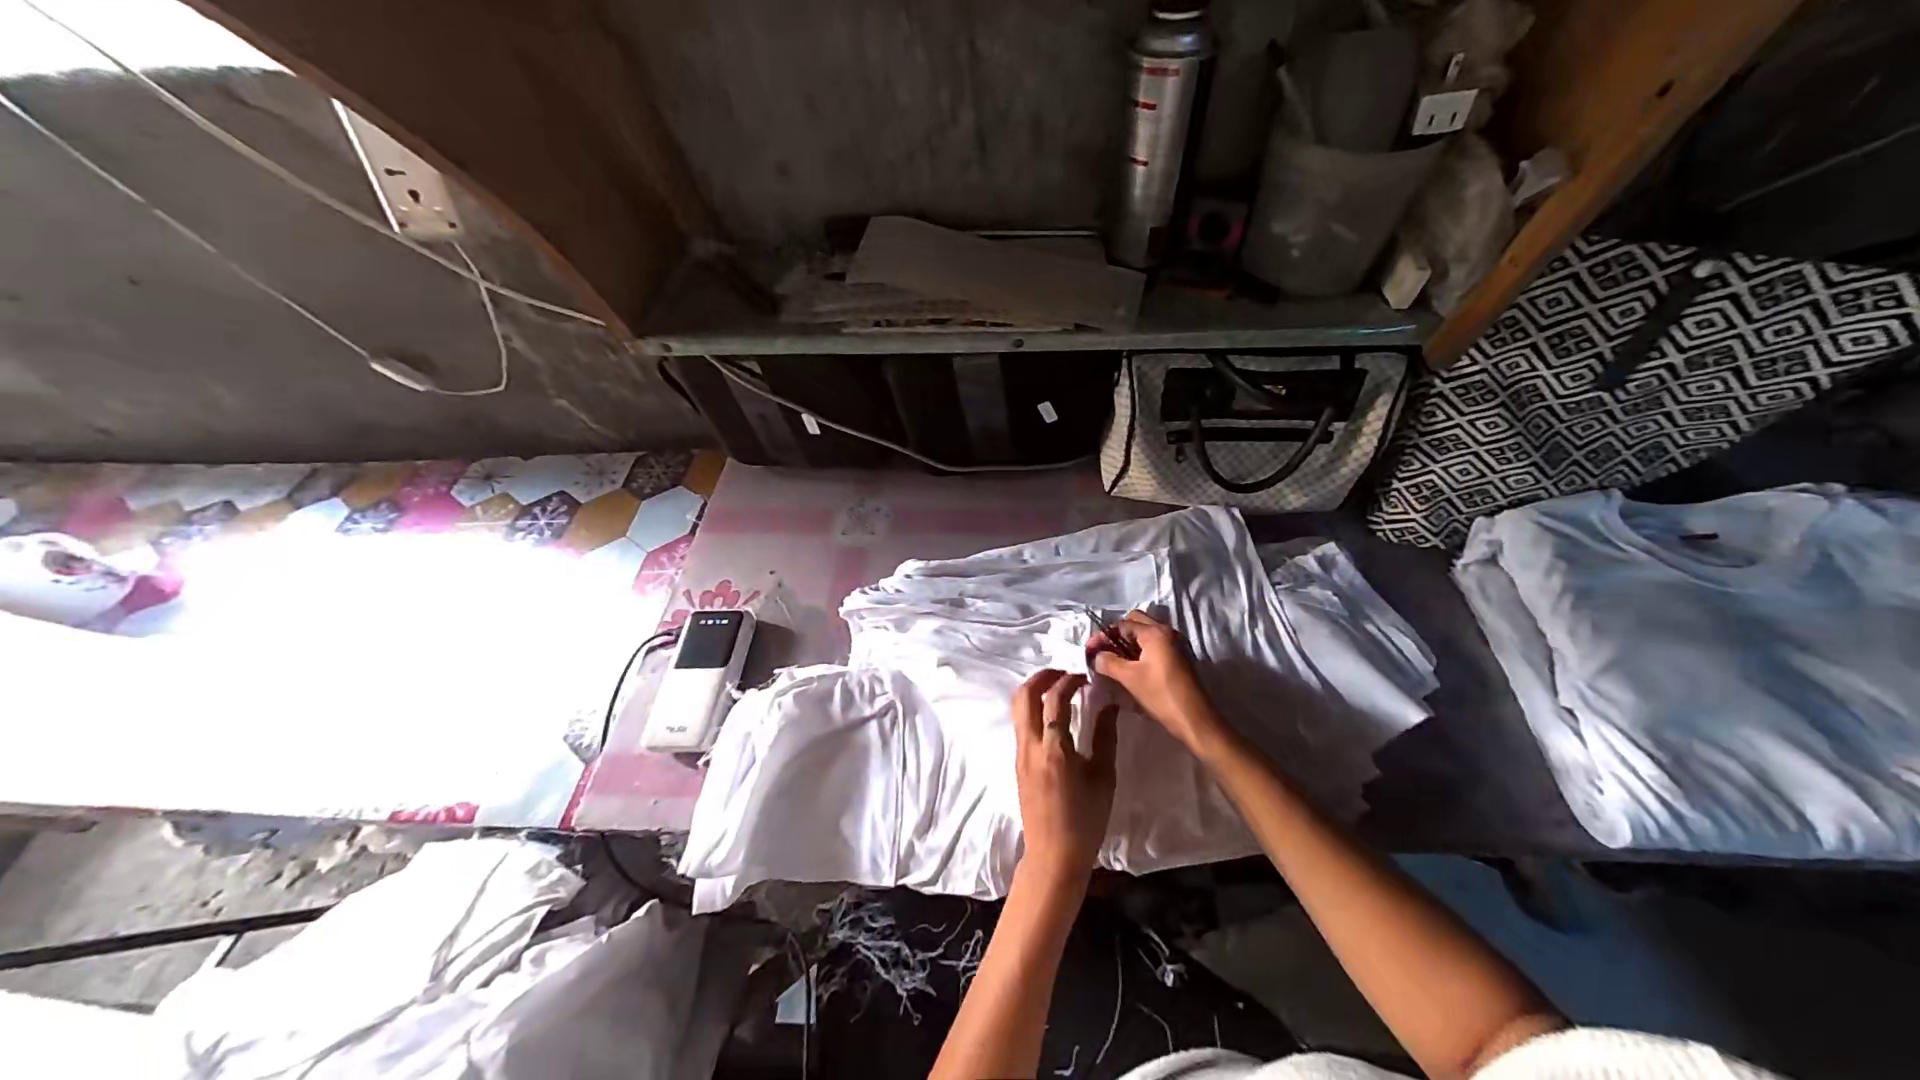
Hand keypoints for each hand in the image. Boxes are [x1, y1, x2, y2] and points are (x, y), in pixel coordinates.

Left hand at [1012, 670, 1116, 883]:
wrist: (1054, 855)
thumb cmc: (1086, 819)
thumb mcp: (1104, 777)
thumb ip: (1105, 736)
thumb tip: (1108, 704)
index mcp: (1054, 749)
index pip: (1054, 699)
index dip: (1068, 681)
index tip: (1084, 677)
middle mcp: (1030, 746)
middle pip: (1024, 696)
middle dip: (1042, 677)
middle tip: (1064, 674)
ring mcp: (1020, 754)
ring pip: (1018, 709)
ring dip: (1034, 691)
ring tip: (1058, 689)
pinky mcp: (1018, 763)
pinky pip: (1021, 725)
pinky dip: (1033, 709)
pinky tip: (1052, 714)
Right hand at [1088, 611, 1226, 752]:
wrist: (1195, 718)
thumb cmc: (1161, 695)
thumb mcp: (1129, 678)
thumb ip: (1108, 662)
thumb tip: (1096, 656)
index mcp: (1155, 633)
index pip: (1122, 625)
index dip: (1102, 636)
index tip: (1089, 650)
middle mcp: (1167, 631)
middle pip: (1136, 622)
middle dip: (1116, 634)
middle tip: (1103, 650)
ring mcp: (1175, 643)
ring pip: (1146, 632)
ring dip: (1128, 641)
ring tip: (1114, 658)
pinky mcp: (1178, 656)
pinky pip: (1155, 643)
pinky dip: (1140, 648)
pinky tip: (1131, 664)